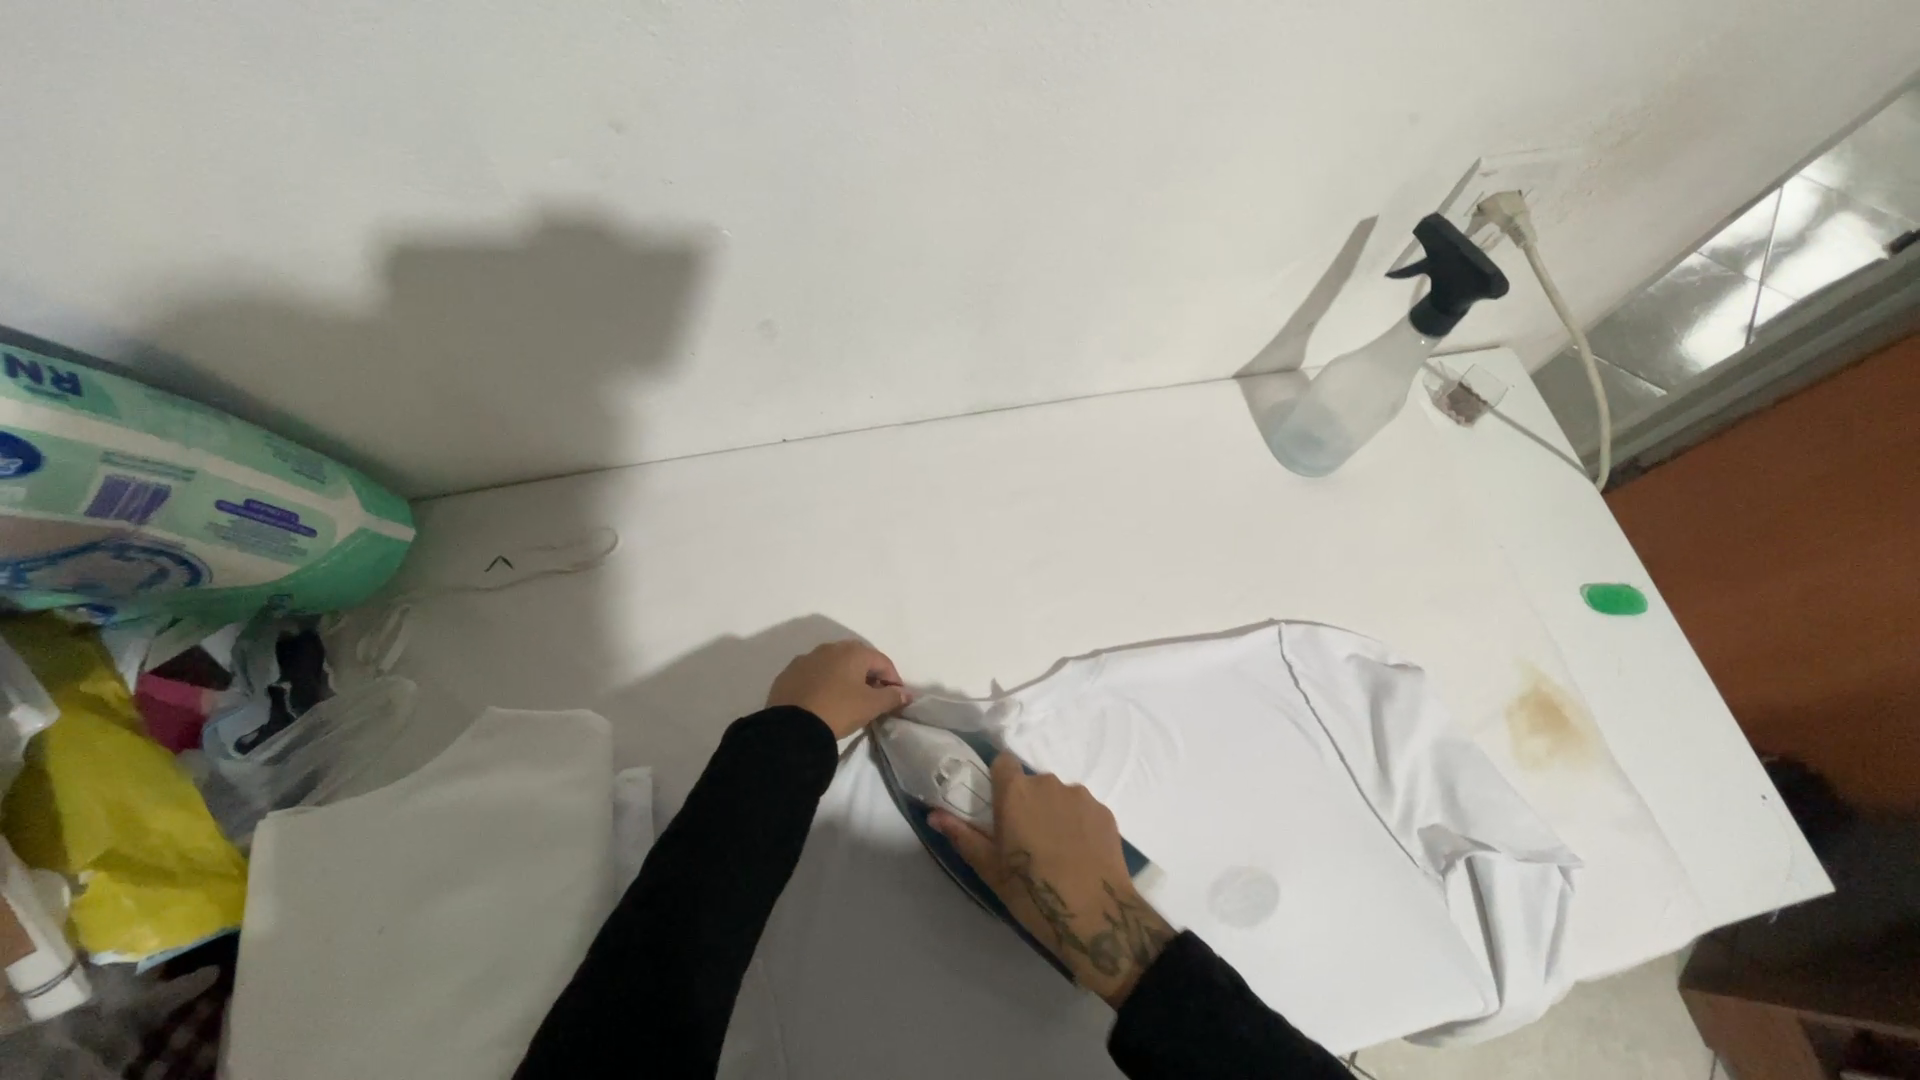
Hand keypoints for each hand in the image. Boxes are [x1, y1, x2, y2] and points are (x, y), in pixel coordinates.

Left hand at [766, 640, 910, 738]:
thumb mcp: (871, 706)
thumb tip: (905, 693)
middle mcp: (829, 648)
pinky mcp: (788, 674)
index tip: (897, 698)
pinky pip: (813, 675)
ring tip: (848, 699)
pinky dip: (823, 683)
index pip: (882, 661)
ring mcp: (806, 659)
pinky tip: (823, 700)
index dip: (893, 679)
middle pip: (857, 658)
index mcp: (852, 652)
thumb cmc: (838, 710)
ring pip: (833, 665)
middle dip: (869, 675)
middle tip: (873, 696)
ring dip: (845, 677)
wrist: (792, 727)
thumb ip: (892, 697)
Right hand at [930, 754, 1174, 1007]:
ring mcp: (1080, 796)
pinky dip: (1079, 825)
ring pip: (1060, 796)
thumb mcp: (990, 869)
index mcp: (1015, 793)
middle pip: (1033, 783)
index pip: (1003, 762)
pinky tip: (1079, 855)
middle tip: (1027, 840)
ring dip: (1054, 813)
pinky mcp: (1105, 812)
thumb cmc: (1033, 892)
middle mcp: (1048, 784)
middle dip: (1028, 803)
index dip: (1000, 780)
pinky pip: (1084, 810)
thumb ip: (962, 836)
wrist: (1096, 916)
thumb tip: (934, 815)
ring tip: (1056, 851)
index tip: (1000, 806)